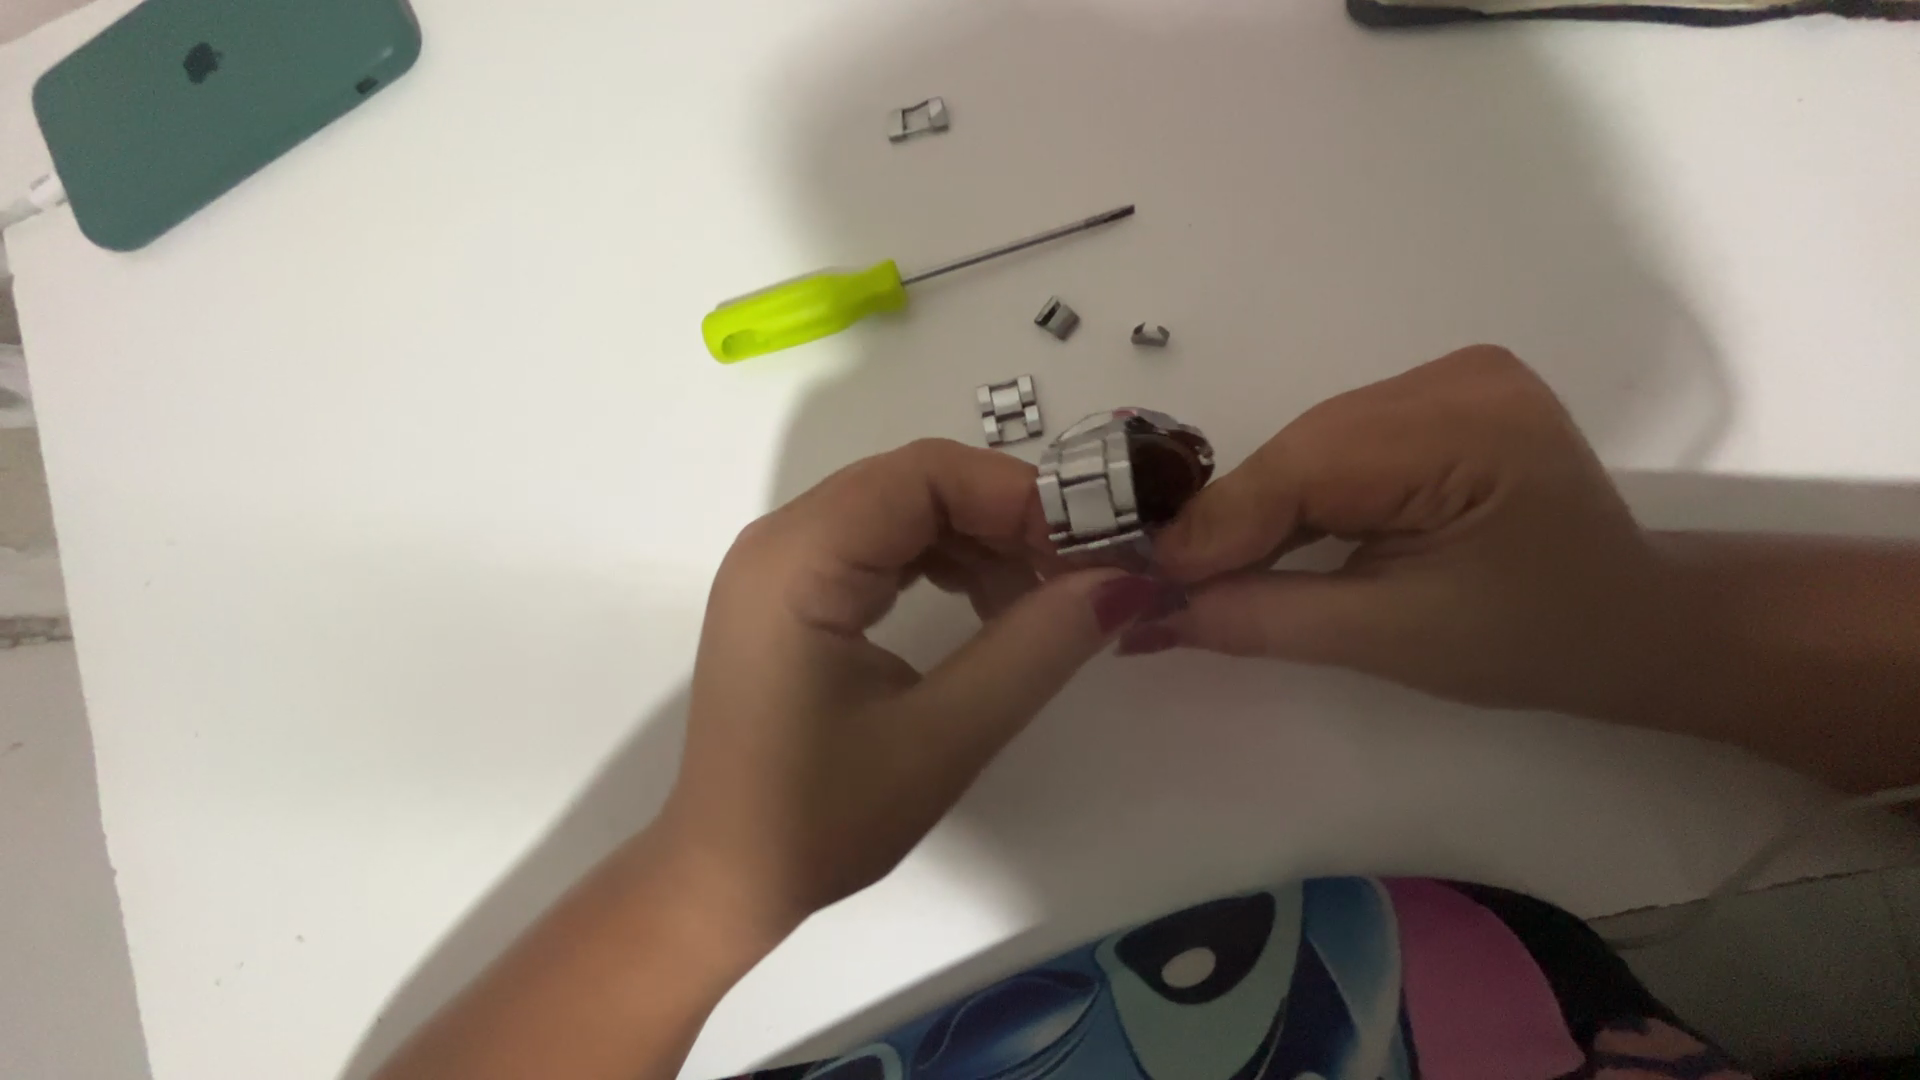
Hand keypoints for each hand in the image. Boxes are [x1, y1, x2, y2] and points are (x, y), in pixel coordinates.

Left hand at [659, 439, 1180, 937]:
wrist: (727, 875)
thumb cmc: (821, 818)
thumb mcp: (942, 737)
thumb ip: (1036, 649)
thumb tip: (1125, 581)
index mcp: (799, 558)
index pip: (923, 475)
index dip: (1017, 496)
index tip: (1091, 551)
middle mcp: (784, 539)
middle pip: (914, 484)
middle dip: (1005, 518)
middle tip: (1077, 576)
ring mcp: (786, 563)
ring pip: (904, 511)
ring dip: (980, 541)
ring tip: (1037, 602)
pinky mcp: (798, 591)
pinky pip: (885, 545)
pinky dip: (945, 563)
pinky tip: (985, 609)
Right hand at [1142, 346, 1669, 716]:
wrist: (1630, 621)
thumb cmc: (1529, 641)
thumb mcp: (1384, 641)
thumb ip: (1258, 618)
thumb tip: (1148, 613)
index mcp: (1467, 429)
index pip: (1303, 469)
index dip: (1215, 527)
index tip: (1144, 581)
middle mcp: (1451, 378)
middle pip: (1295, 451)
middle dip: (1229, 522)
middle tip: (1169, 584)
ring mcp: (1440, 379)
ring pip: (1299, 445)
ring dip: (1253, 510)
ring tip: (1212, 569)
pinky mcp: (1425, 398)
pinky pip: (1323, 445)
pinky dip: (1286, 496)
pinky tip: (1267, 536)